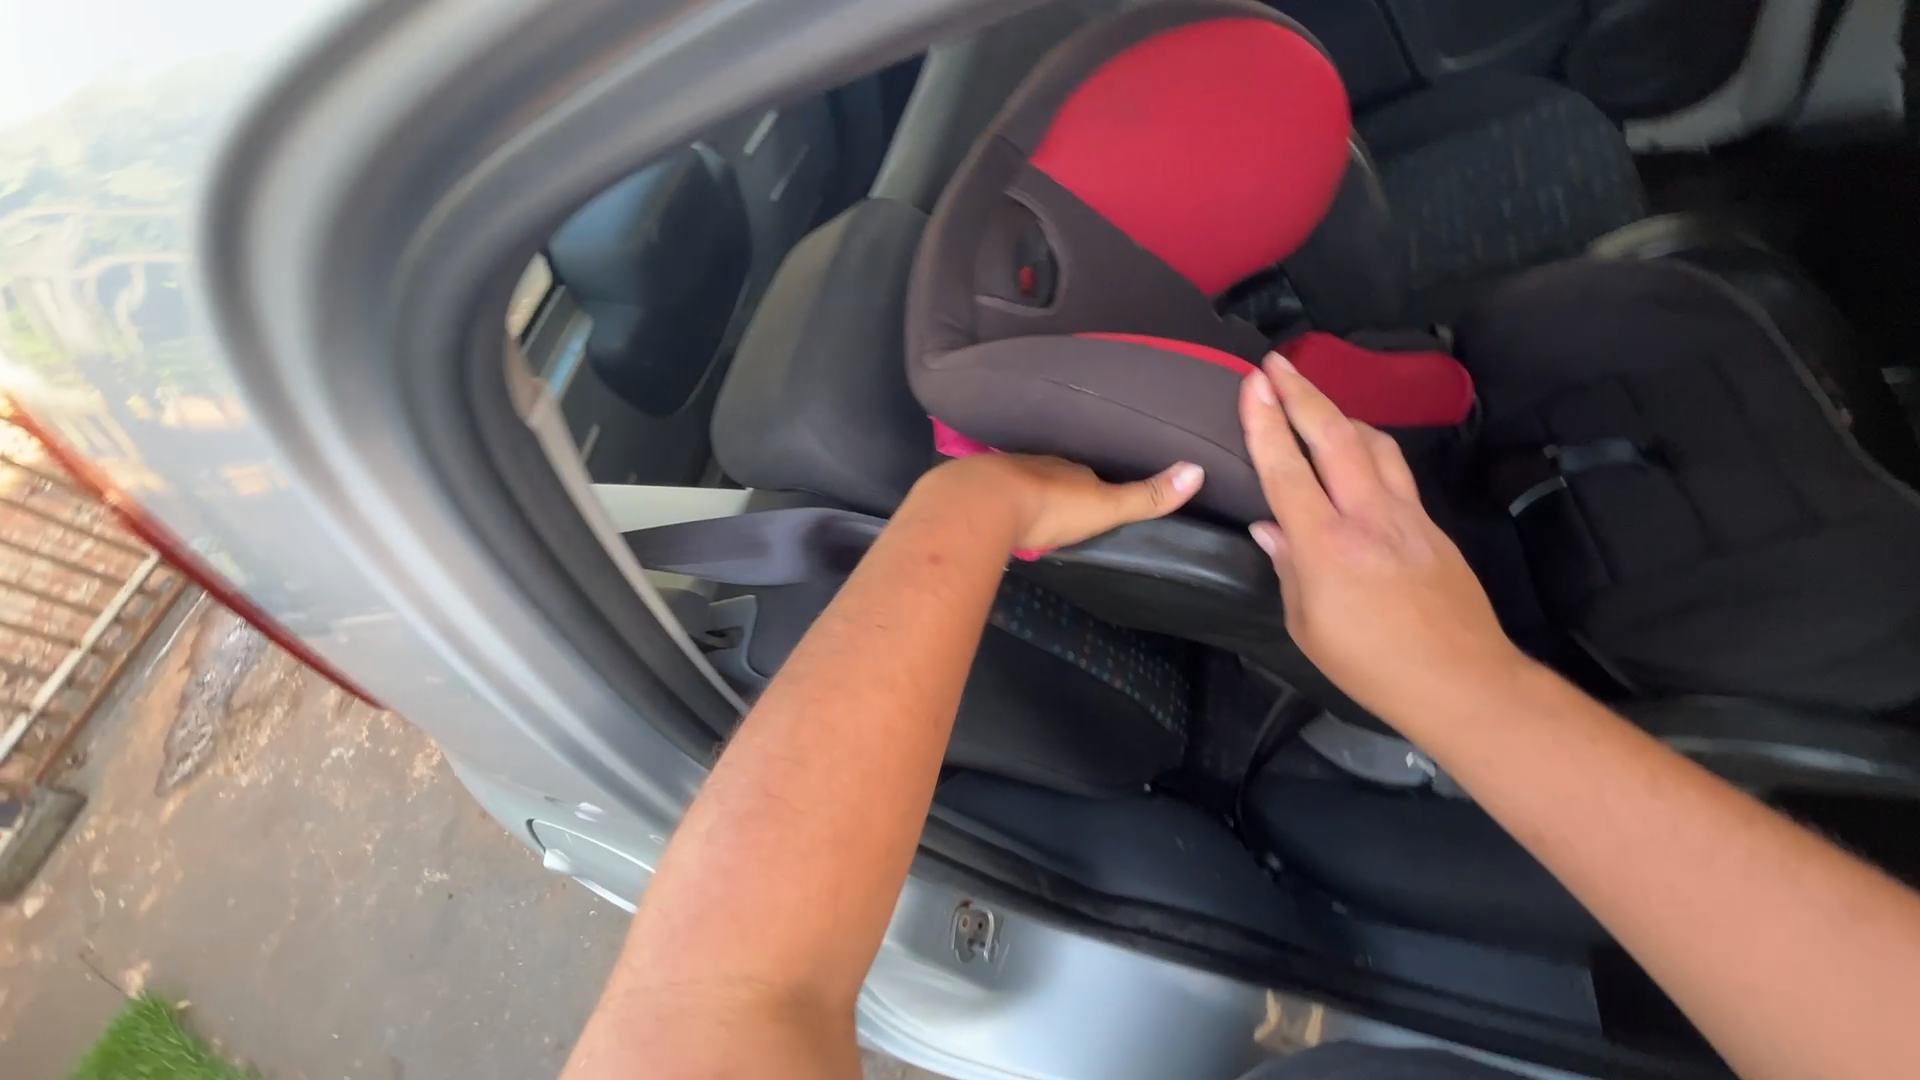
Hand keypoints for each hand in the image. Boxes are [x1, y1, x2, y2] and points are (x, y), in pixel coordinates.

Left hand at [921, 454, 1203, 551]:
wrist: (984, 503)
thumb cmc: (1050, 506)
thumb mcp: (1106, 506)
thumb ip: (1146, 496)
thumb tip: (1197, 470)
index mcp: (1070, 470)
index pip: (1088, 476)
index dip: (1095, 486)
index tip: (1099, 498)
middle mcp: (1038, 466)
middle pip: (1054, 478)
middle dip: (1060, 489)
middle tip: (1065, 507)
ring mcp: (1003, 476)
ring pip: (1022, 483)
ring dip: (1028, 496)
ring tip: (1032, 511)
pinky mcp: (975, 492)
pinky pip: (993, 495)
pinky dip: (1000, 504)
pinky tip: (998, 515)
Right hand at [1240, 352, 1526, 721]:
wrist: (1462, 681)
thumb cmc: (1369, 663)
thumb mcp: (1306, 623)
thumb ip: (1287, 566)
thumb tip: (1270, 527)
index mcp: (1326, 547)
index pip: (1287, 470)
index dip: (1266, 424)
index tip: (1253, 385)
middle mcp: (1368, 517)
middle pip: (1334, 437)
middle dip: (1302, 394)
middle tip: (1276, 364)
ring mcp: (1406, 515)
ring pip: (1372, 442)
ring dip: (1338, 411)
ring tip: (1313, 399)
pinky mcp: (1430, 524)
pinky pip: (1394, 468)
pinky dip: (1366, 445)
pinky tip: (1354, 448)